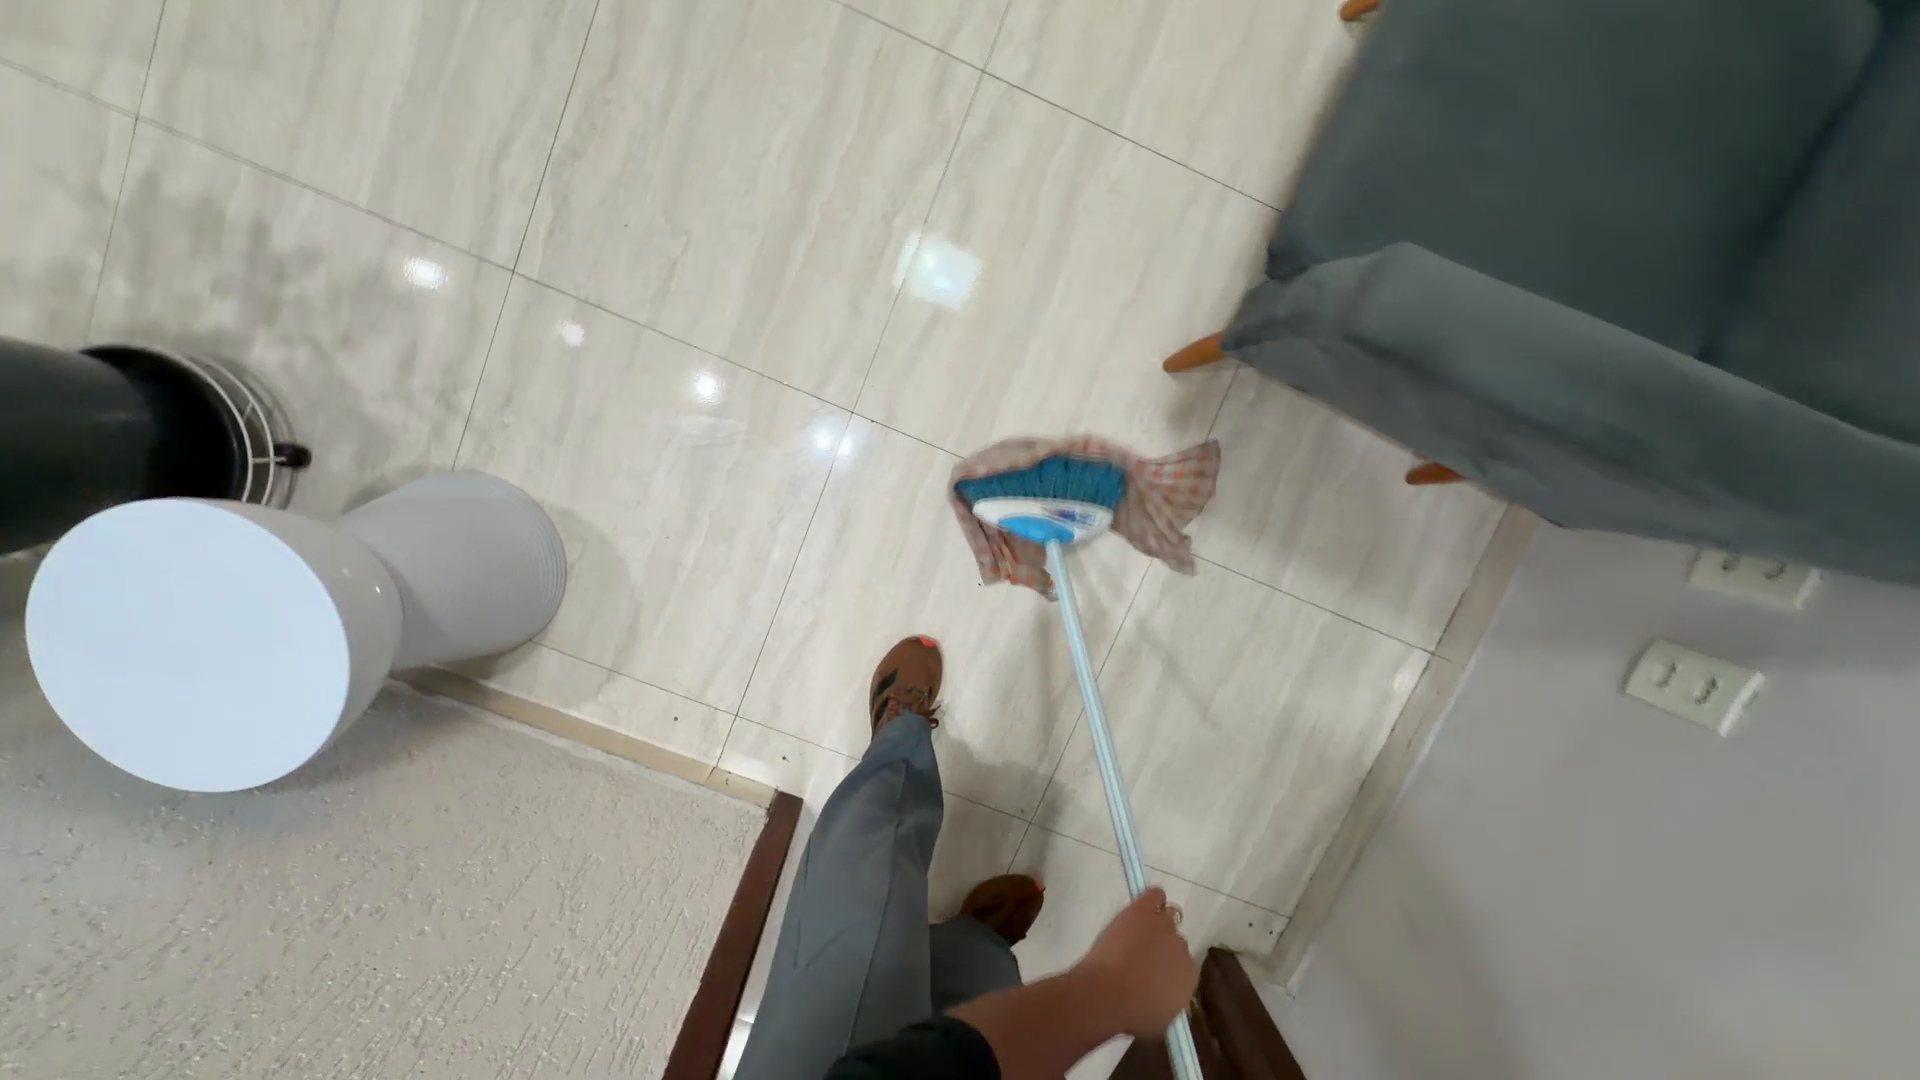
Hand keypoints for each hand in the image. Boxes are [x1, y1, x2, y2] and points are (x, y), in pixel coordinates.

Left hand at [1070, 887, 1198, 1036]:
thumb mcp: (1160, 1020)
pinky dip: (1153, 897)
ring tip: (1139, 933)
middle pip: (1174, 941)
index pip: (1183, 965)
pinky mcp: (1144, 911)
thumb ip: (1168, 1002)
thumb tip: (1162, 995)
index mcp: (1189, 977)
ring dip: (1156, 924)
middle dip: (1161, 948)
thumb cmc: (1132, 1014)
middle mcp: (1181, 948)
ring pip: (1167, 917)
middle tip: (1142, 956)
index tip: (1153, 972)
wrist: (1109, 993)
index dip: (1167, 968)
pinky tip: (1146, 904)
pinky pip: (1155, 896)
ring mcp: (1163, 926)